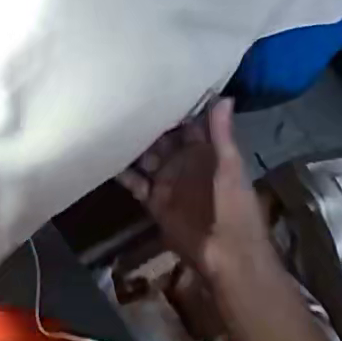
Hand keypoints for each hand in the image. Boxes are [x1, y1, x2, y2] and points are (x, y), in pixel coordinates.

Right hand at [119, 98, 271, 279]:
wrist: (230, 259)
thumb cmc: (236, 209)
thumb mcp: (230, 167)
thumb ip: (221, 134)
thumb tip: (223, 95)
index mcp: (206, 152)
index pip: (187, 123)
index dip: (174, 105)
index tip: (154, 81)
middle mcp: (184, 162)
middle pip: (161, 137)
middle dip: (146, 122)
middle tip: (122, 97)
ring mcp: (167, 181)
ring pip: (145, 156)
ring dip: (131, 144)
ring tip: (108, 121)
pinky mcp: (154, 201)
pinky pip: (134, 182)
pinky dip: (122, 172)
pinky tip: (105, 156)